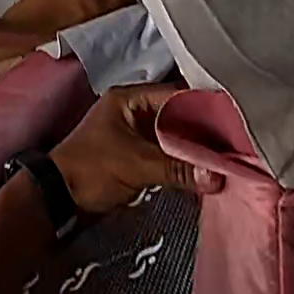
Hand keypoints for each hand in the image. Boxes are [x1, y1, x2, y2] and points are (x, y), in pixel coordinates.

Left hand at [49, 83, 224, 212]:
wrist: (57, 200)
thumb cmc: (92, 169)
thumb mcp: (135, 165)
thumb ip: (176, 168)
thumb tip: (219, 176)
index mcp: (130, 98)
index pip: (174, 93)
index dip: (202, 104)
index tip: (232, 117)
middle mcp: (135, 109)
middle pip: (176, 113)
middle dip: (202, 127)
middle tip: (236, 139)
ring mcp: (135, 132)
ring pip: (173, 133)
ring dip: (194, 145)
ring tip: (228, 153)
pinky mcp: (137, 154)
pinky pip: (167, 151)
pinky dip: (183, 159)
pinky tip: (205, 168)